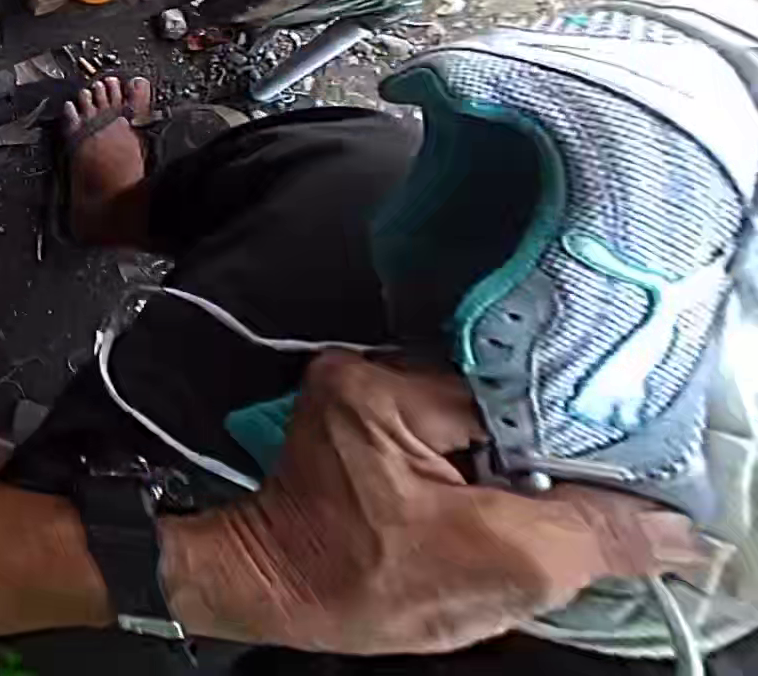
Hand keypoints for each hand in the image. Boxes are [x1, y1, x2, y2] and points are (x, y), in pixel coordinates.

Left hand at [161, 352, 711, 654]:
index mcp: (377, 387)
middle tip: (591, 508)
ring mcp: (352, 399)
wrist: (285, 582)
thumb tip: (673, 523)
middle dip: (547, 459)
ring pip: (471, 425)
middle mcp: (356, 375)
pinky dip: (480, 469)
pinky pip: (441, 436)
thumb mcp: (503, 559)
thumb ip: (597, 531)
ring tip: (544, 513)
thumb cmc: (368, 572)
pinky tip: (504, 504)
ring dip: (515, 468)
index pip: (513, 395)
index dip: (584, 445)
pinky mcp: (357, 427)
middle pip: (490, 405)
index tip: (634, 489)